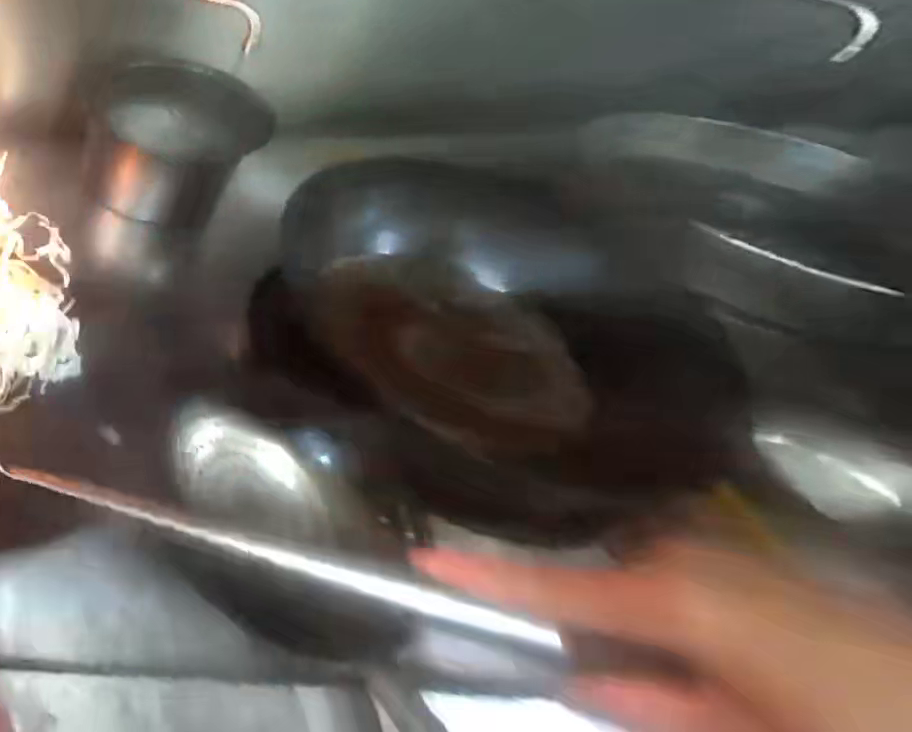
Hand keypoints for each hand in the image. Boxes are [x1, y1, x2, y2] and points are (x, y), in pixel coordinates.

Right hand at [417, 542, 911, 731]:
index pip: (551, 586)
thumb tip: (575, 681)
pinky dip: (671, 609)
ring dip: (630, 616)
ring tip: (658, 661)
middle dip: (582, 612)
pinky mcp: (766, 568)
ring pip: (645, 579)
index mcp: (677, 601)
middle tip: (568, 649)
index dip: (481, 574)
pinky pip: (688, 578)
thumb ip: (658, 705)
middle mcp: (690, 563)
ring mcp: (731, 558)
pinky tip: (700, 652)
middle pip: (600, 577)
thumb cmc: (853, 715)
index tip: (421, 558)